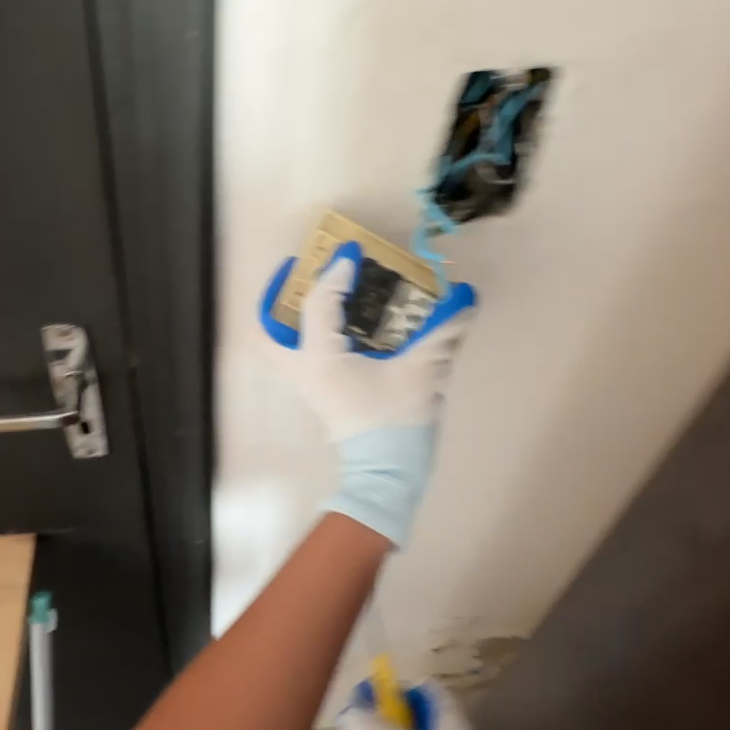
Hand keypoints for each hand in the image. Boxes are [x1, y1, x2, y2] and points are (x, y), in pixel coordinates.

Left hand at [258, 241, 476, 545]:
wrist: (388, 474)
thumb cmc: (397, 421)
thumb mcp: (422, 373)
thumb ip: (442, 332)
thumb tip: (465, 298)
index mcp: (321, 359)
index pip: (317, 303)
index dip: (334, 274)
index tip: (352, 255)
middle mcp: (304, 370)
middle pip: (263, 332)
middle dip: (275, 300)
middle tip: (299, 276)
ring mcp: (307, 386)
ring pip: (278, 347)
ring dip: (292, 318)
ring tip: (321, 296)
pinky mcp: (320, 395)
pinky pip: (300, 356)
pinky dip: (312, 335)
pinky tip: (345, 325)